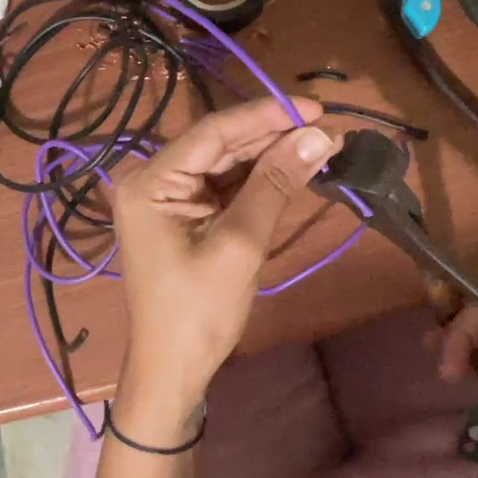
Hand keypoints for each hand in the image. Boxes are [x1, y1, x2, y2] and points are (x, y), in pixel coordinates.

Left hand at [108, 98, 340, 430]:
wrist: (173, 369)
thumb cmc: (199, 312)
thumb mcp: (240, 243)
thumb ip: (276, 184)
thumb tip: (320, 136)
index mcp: (150, 181)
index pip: (213, 132)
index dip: (266, 115)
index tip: (316, 107)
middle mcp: (152, 179)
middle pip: (219, 144)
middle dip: (273, 134)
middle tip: (327, 127)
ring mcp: (167, 197)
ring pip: (225, 162)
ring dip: (270, 154)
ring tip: (321, 143)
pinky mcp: (184, 214)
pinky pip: (224, 185)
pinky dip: (258, 178)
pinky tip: (293, 166)